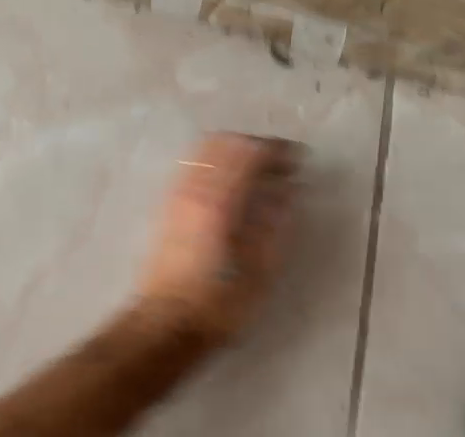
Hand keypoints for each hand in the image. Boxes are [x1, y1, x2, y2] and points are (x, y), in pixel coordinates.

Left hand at [135, 132, 301, 344]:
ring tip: (258, 170)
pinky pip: (195, 164)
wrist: (166, 322)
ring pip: (207, 149)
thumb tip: (288, 189)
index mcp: (221, 200)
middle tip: (280, 163)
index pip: (250, 152)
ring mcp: (178, 192)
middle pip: (226, 141)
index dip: (277, 149)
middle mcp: (196, 187)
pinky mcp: (168, 203)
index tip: (298, 157)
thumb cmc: (219, 302)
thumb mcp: (260, 270)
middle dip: (256, 145)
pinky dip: (216, 161)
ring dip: (235, 150)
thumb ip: (275, 223)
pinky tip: (230, 184)